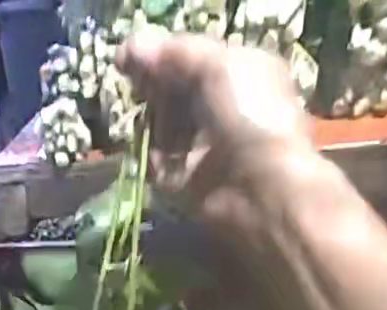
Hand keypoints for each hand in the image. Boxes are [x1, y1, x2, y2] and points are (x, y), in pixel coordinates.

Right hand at [116, 32, 312, 226]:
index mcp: (237, 73)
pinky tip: (149, 147)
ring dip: (150, 120)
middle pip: (173, 93)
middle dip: (151, 86)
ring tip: (144, 115)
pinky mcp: (185, 182)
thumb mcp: (216, 66)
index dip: (160, 55)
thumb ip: (173, 54)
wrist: (258, 187)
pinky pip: (157, 163)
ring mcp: (200, 148)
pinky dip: (149, 155)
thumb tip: (129, 45)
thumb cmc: (249, 115)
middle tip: (131, 81)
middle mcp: (219, 109)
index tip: (127, 56)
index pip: (190, 59)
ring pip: (162, 126)